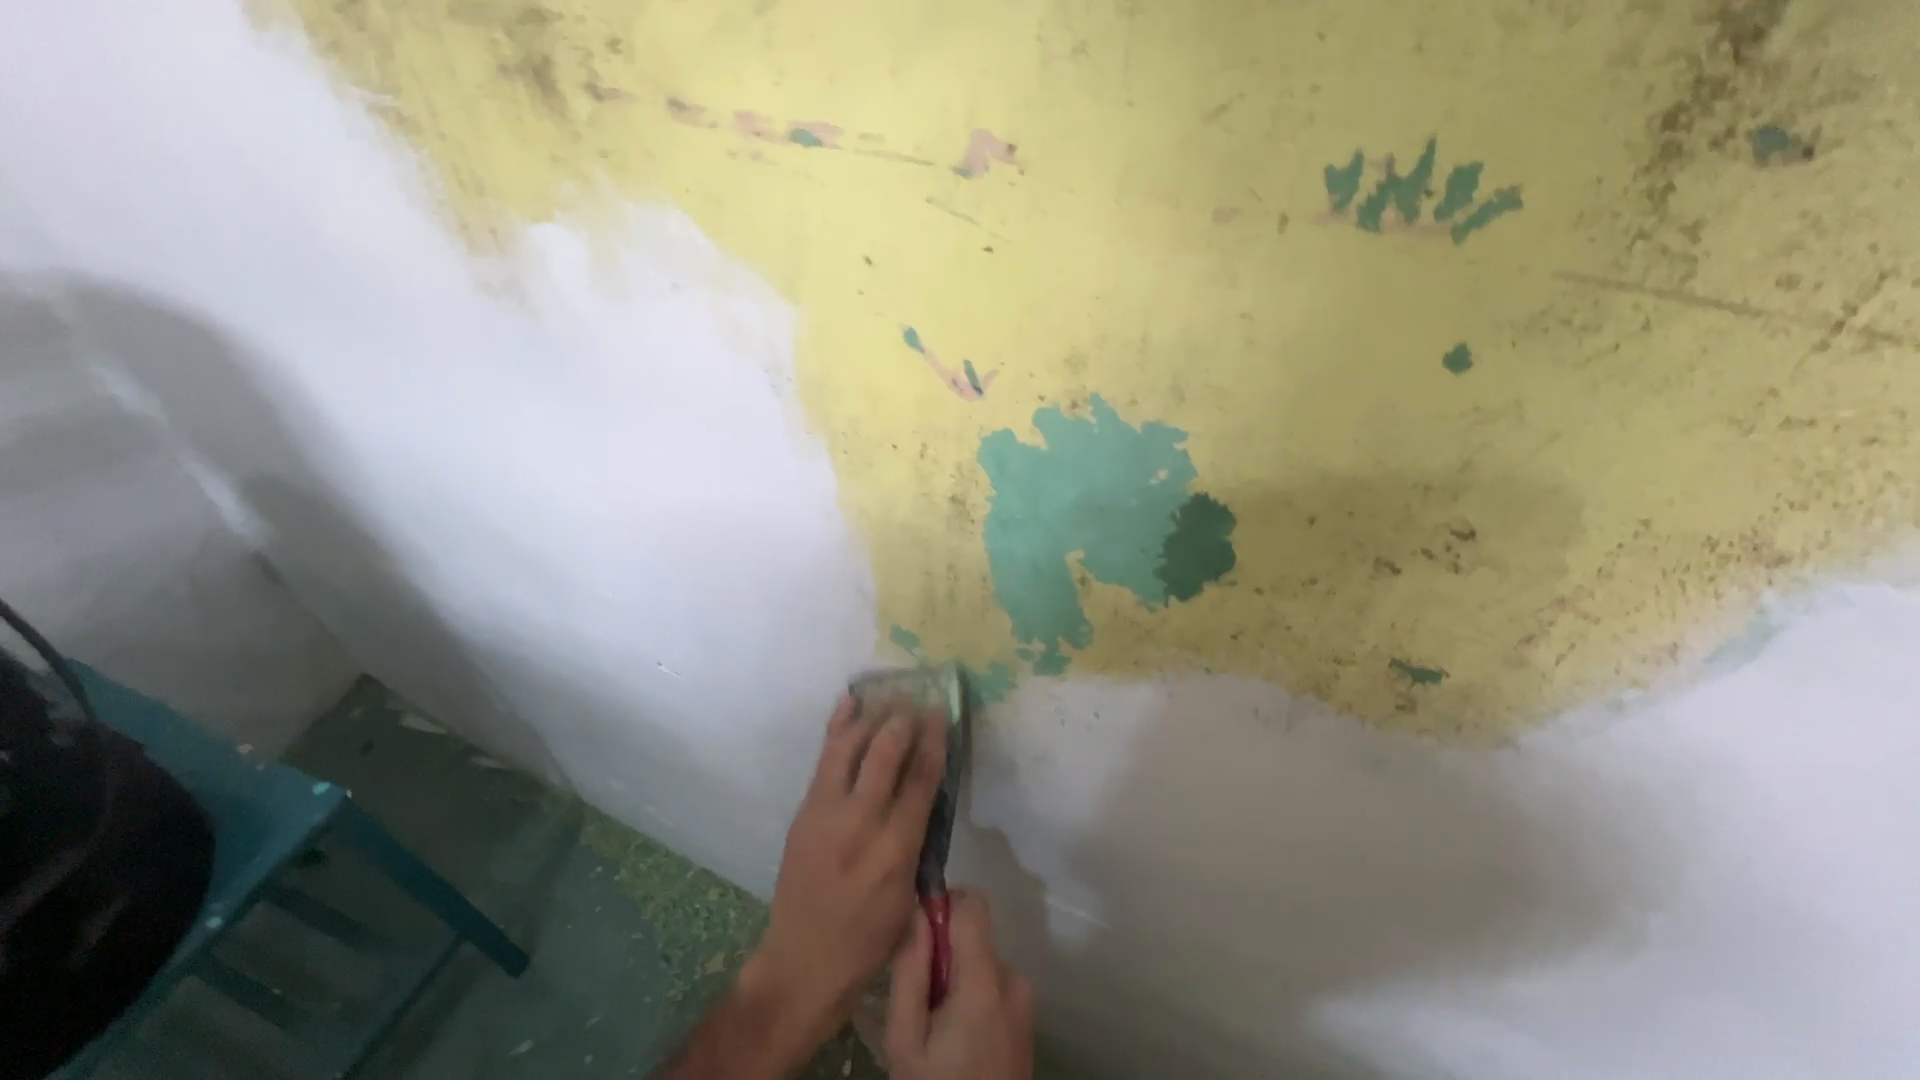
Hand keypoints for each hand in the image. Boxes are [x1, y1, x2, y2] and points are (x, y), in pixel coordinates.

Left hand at [756, 693, 947, 1022]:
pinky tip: (848, 704)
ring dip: (872, 717)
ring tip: (888, 695)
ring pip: (849, 748)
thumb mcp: (908, 897)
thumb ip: (918, 841)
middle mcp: (860, 823)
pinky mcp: (804, 812)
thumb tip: (925, 792)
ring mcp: (825, 814)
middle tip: (917, 700)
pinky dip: (838, 728)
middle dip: (903, 721)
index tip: (940, 714)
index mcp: (895, 850)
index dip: (933, 742)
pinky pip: (824, 760)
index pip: (920, 781)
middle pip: (885, 755)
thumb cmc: (868, 940)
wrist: (803, 961)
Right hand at [885, 891, 1034, 1079]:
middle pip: (972, 936)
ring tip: (934, 1028)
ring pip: (979, 962)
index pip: (972, 903)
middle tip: (918, 1001)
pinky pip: (991, 985)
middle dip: (942, 955)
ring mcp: (1024, 1000)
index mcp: (985, 980)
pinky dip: (970, 997)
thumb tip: (916, 912)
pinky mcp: (1025, 1018)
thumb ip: (909, 972)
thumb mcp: (905, 1041)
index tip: (915, 934)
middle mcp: (1013, 979)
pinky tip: (954, 1039)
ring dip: (955, 980)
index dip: (941, 904)